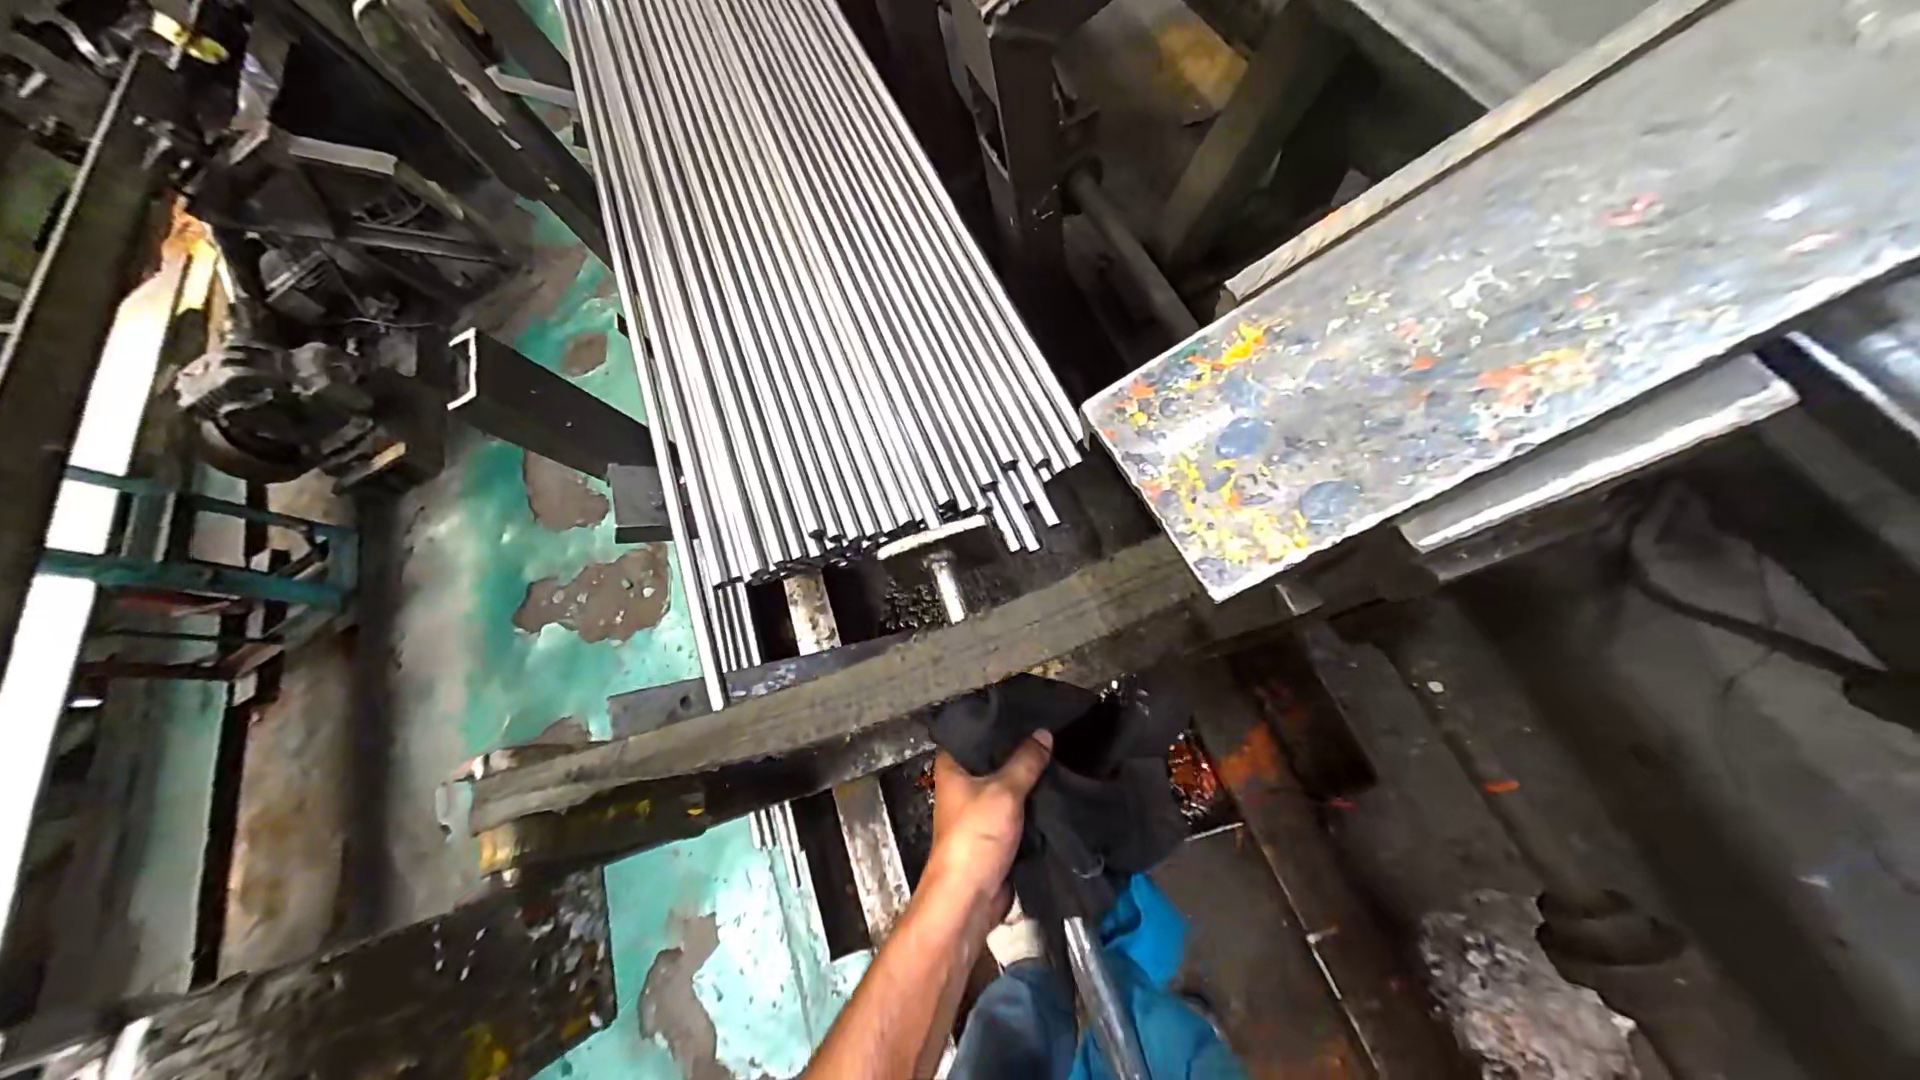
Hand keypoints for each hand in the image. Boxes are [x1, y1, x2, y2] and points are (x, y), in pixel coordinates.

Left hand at [924, 732, 1052, 907]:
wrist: (970, 898)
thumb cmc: (976, 836)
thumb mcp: (1004, 791)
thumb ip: (1026, 761)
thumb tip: (1044, 732)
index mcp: (952, 764)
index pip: (977, 730)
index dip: (1001, 720)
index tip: (1030, 706)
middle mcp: (963, 781)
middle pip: (996, 756)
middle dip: (1022, 747)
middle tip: (1053, 726)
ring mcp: (980, 805)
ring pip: (1010, 782)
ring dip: (1030, 775)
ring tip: (1060, 749)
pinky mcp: (996, 828)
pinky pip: (1018, 805)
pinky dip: (1034, 799)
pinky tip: (1057, 783)